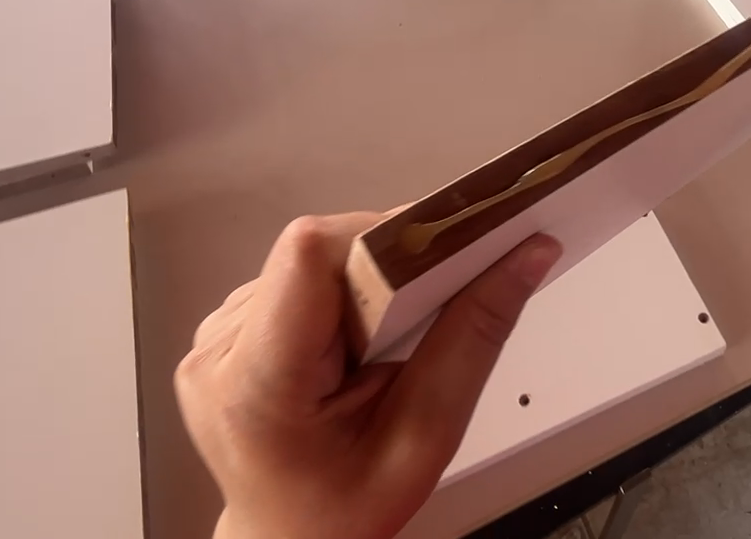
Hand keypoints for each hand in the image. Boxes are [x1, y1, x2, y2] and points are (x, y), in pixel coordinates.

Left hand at [176, 213, 561, 538]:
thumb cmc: (348, 511)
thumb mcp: (429, 437)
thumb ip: (476, 337)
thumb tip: (531, 252)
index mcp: (258, 381)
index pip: (311, 252)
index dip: (383, 238)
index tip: (438, 266)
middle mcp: (222, 344)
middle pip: (323, 250)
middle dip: (389, 264)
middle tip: (429, 310)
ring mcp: (219, 332)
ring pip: (319, 255)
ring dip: (370, 278)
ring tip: (392, 337)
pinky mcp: (234, 323)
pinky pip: (305, 273)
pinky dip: (349, 288)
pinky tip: (361, 337)